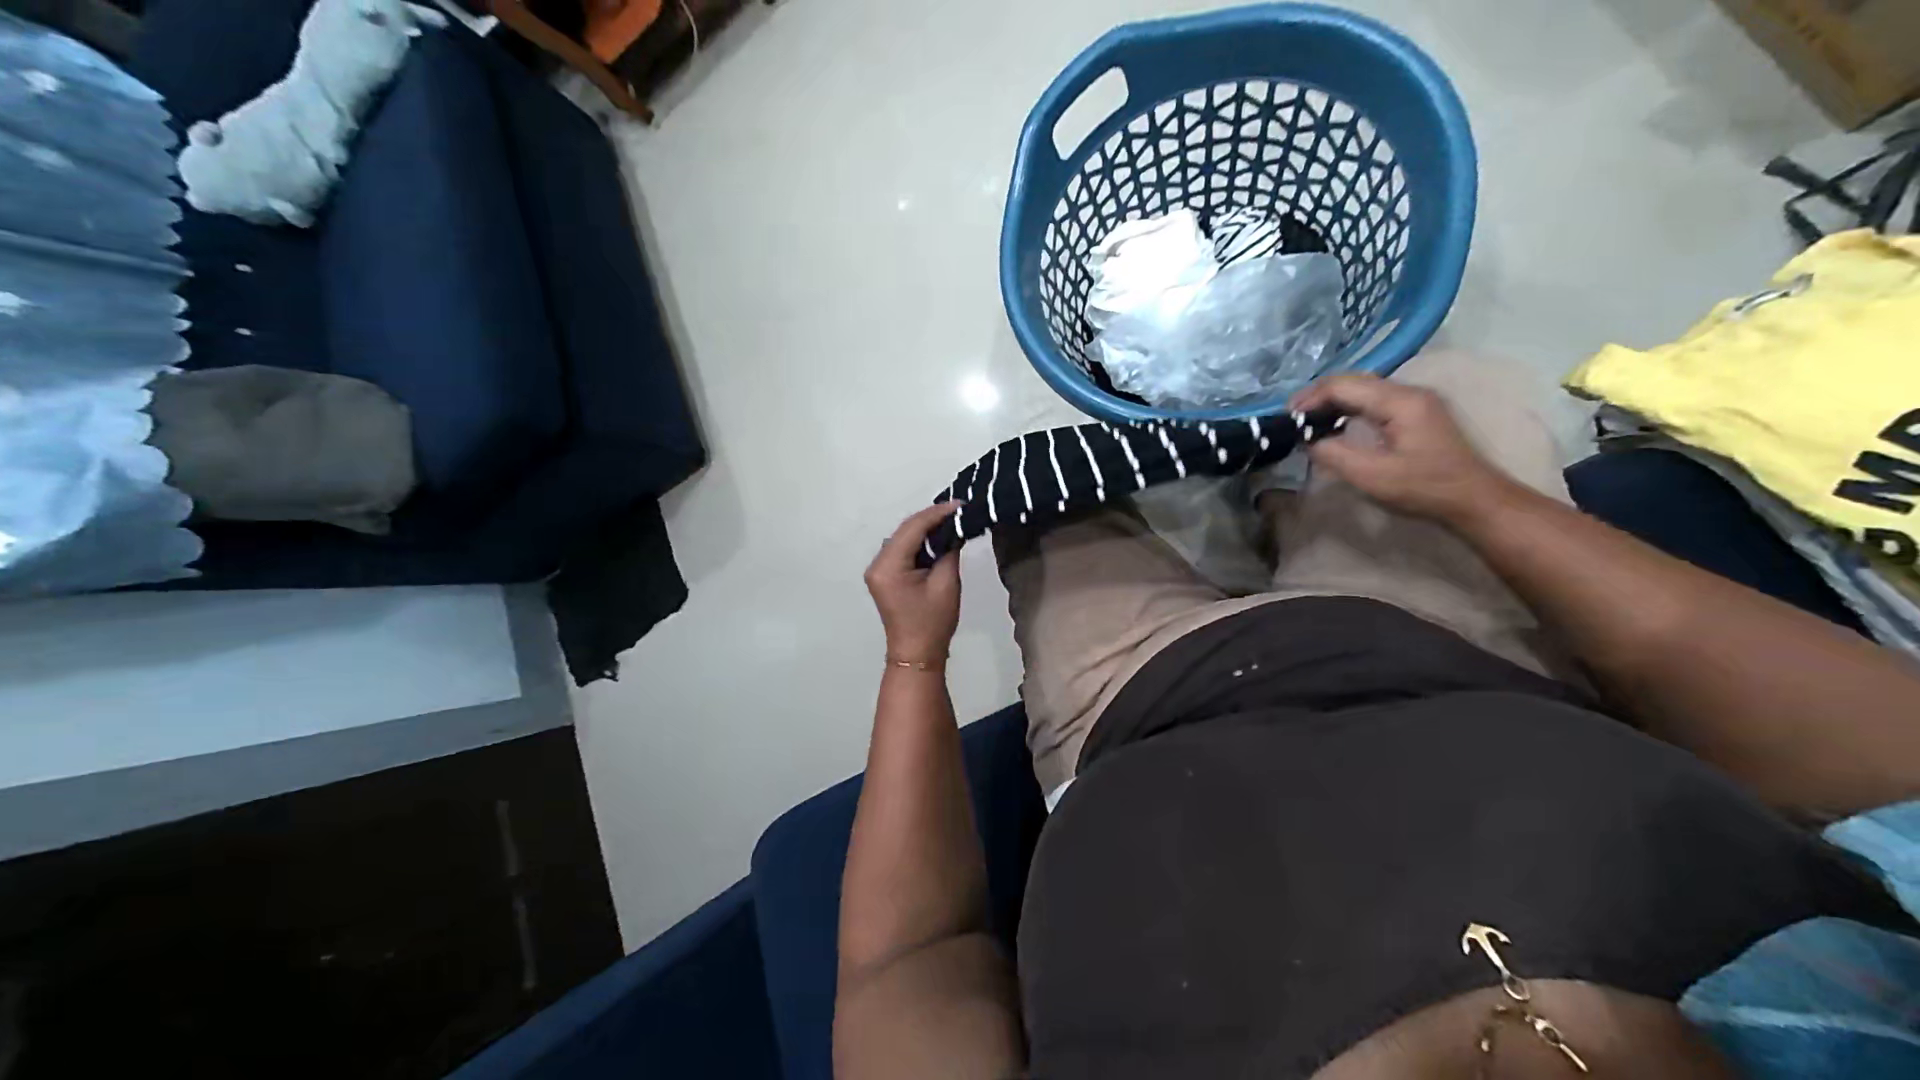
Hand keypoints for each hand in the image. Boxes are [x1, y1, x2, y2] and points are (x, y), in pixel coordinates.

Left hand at [865, 503, 962, 664]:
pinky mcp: (885, 575)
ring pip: (903, 538)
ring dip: (926, 529)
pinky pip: (902, 549)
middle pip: (905, 530)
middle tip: (959, 510)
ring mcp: (878, 569)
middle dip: (931, 518)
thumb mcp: (946, 583)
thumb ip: (948, 550)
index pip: (913, 528)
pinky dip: (919, 541)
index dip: (937, 513)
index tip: (960, 504)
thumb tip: (954, 528)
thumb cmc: (933, 622)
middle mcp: (877, 563)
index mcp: (888, 566)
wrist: (917, 654)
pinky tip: (938, 537)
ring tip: (952, 520)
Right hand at [1291, 375, 1520, 524]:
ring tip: (1307, 421)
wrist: (1474, 500)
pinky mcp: (1415, 413)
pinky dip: (1347, 408)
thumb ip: (1333, 454)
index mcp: (1399, 401)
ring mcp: (1414, 401)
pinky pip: (1373, 400)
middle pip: (1352, 380)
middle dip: (1318, 396)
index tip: (1286, 418)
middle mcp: (1408, 392)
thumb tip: (1307, 440)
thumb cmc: (1424, 488)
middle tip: (1292, 418)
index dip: (1310, 398)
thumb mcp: (1371, 476)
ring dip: (1331, 401)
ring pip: (1362, 388)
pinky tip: (1334, 425)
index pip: (1343, 385)